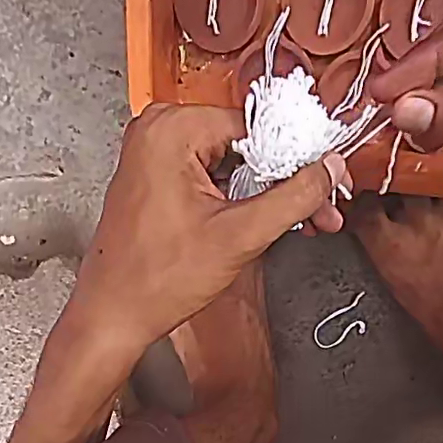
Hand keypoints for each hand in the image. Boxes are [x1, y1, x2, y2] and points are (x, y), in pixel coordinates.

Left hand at [67, 103, 347, 353]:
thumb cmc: (153, 280)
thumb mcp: (240, 236)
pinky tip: (268, 219)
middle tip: (320, 208)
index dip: (302, 158)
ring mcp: (155, 153)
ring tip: (299, 220)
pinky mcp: (157, 176)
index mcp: (171, 130)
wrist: (114, 314)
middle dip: (288, 180)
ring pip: (233, 161)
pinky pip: (213, 174)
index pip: (259, 127)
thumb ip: (293, 197)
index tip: (328, 179)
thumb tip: (327, 170)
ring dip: (268, 192)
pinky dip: (241, 197)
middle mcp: (158, 131)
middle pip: (248, 144)